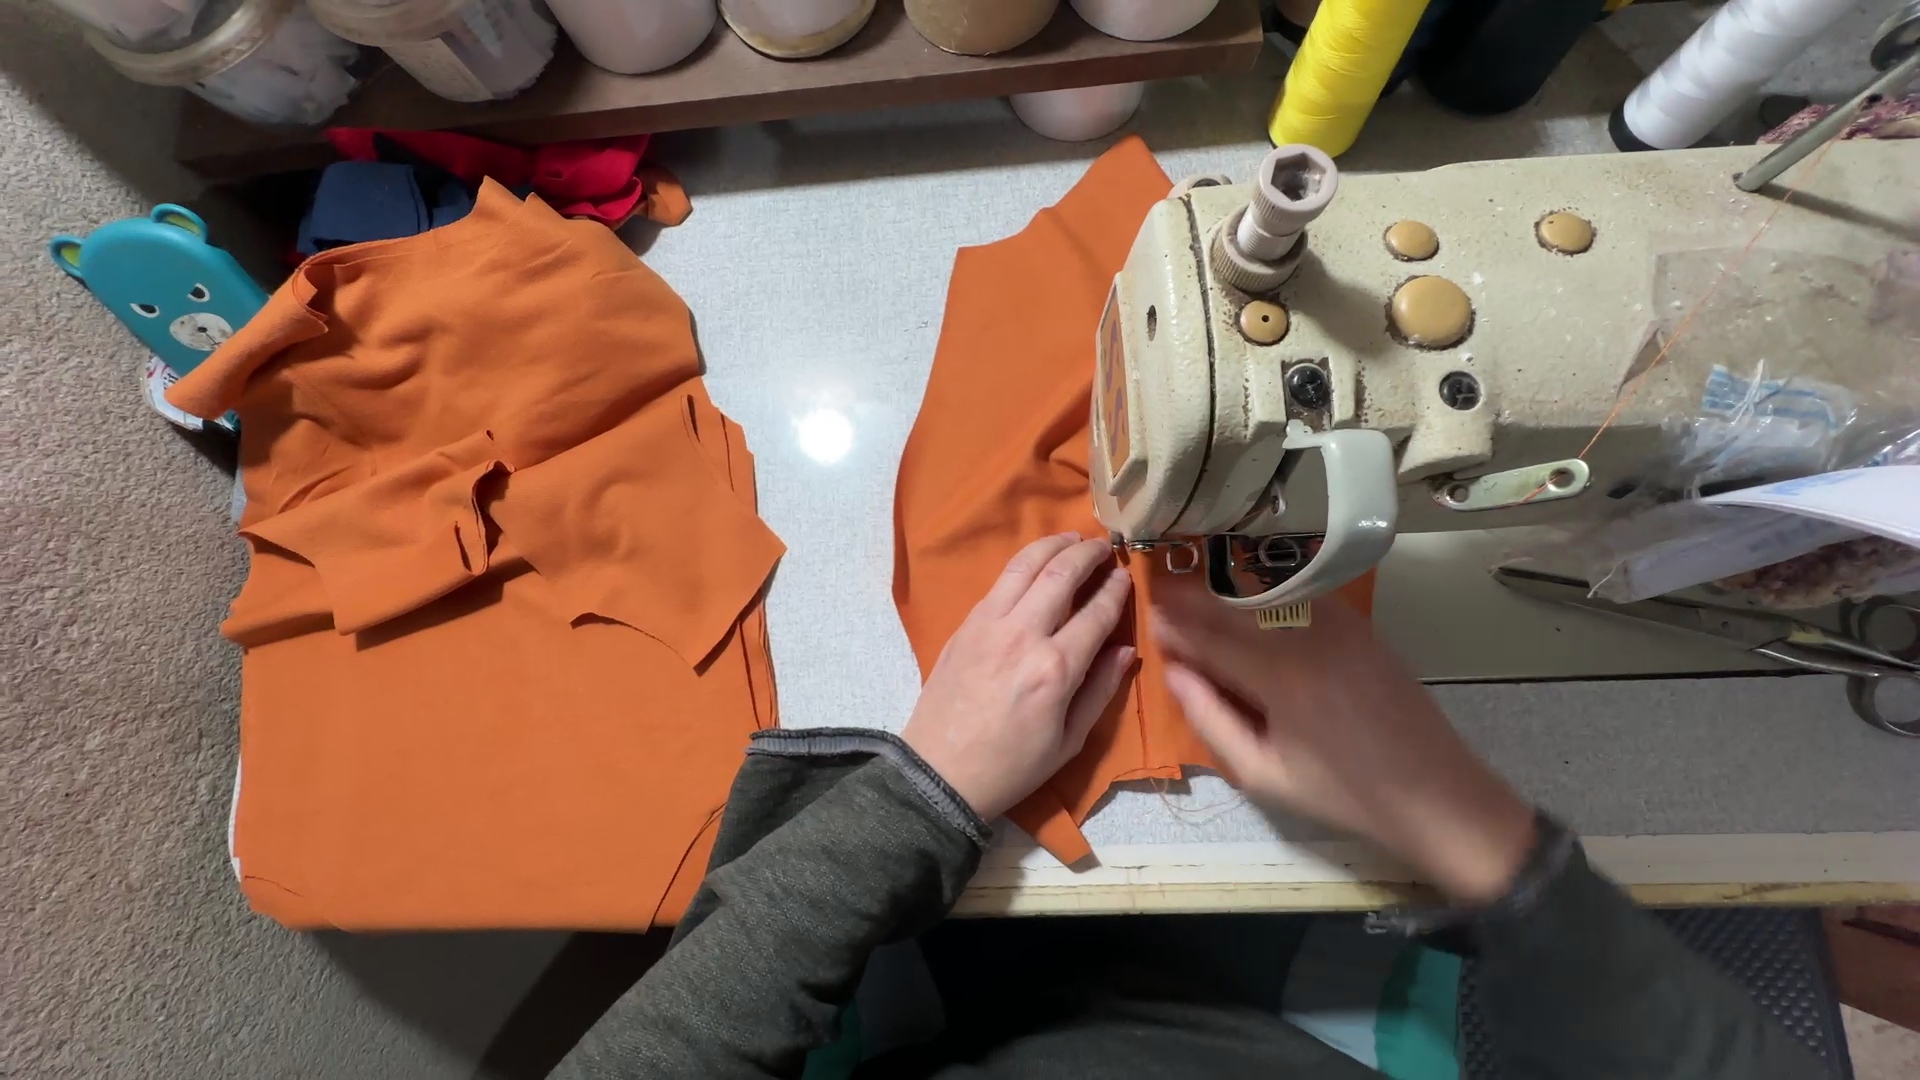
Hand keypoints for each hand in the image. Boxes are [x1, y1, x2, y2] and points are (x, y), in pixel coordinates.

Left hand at [902, 534, 1136, 821]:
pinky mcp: (965, 625)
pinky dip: (1022, 564)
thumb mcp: (1068, 742)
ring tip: (1071, 538)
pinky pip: (999, 583)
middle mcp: (1022, 636)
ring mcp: (988, 625)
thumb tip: (1125, 650)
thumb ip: (1100, 690)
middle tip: (1103, 545)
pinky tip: (1035, 563)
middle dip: (1087, 554)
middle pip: (1060, 575)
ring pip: (1024, 567)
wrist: (940, 772)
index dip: (1115, 590)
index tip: (1126, 575)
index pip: (1095, 613)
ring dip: (1051, 546)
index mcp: (1054, 669)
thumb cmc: (1011, 766)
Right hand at [1151, 576, 1534, 903]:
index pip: (1210, 638)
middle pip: (1234, 607)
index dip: (1175, 626)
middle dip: (1193, 600)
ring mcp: (1339, 626)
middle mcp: (1308, 638)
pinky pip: (1299, 600)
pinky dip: (1265, 598)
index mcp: (1280, 679)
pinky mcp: (1360, 626)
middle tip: (1161, 594)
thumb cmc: (1342, 793)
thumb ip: (1210, 719)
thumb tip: (1173, 671)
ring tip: (1196, 596)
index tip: (1148, 616)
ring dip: (1226, 594)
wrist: (1438, 795)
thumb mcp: (1262, 773)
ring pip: (1265, 597)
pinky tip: (1248, 603)